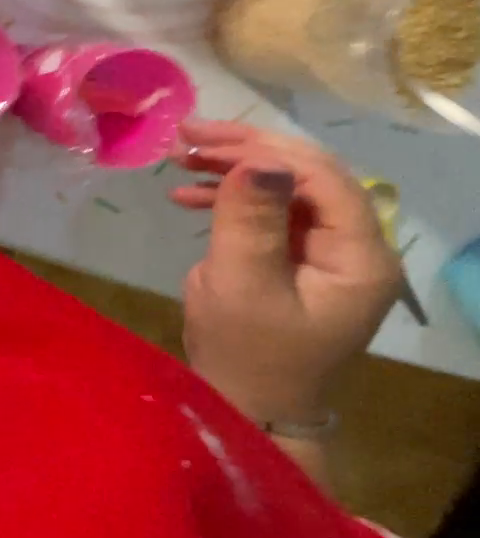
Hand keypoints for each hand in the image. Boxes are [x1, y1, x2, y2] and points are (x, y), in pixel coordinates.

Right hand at [167, 120, 401, 426]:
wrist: (248, 402)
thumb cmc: (248, 347)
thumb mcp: (241, 283)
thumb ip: (249, 220)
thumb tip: (256, 162)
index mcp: (359, 258)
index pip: (324, 181)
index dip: (265, 153)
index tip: (201, 142)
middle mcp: (353, 249)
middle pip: (309, 177)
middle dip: (247, 150)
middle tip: (185, 135)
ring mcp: (324, 255)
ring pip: (286, 190)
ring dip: (233, 168)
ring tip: (178, 157)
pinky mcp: (293, 260)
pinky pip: (268, 212)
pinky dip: (227, 196)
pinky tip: (185, 194)